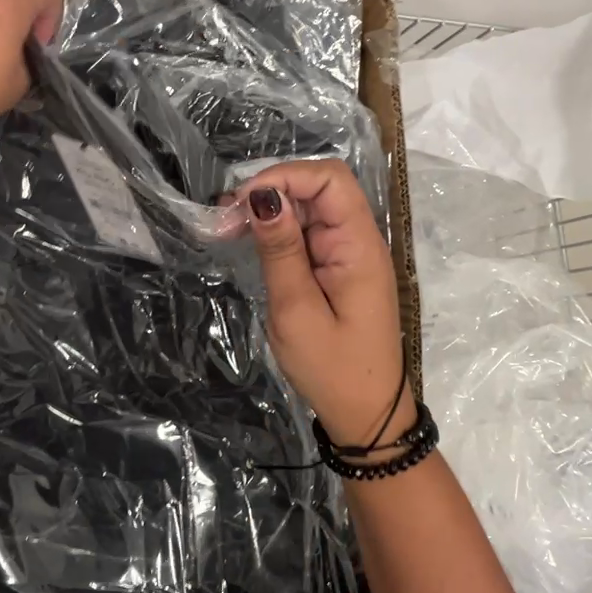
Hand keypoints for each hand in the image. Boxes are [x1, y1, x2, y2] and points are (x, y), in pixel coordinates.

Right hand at [236, 159, 414, 447]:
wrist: (365, 416)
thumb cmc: (332, 368)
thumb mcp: (296, 310)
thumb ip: (281, 250)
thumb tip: (263, 196)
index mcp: (359, 245)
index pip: (330, 179)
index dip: (285, 177)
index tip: (242, 203)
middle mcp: (358, 240)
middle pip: (319, 187)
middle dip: (271, 190)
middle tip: (226, 218)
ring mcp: (348, 253)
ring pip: (309, 208)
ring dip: (269, 210)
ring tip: (228, 229)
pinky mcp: (336, 268)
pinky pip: (307, 232)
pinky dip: (277, 230)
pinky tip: (249, 241)